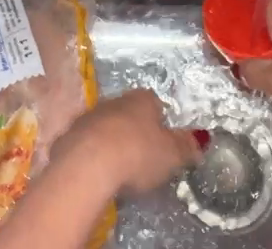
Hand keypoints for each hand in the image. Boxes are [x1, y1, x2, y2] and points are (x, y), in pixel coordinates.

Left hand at [50, 89, 202, 194]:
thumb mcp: (171, 154)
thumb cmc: (137, 153)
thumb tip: (202, 138)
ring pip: (105, 126)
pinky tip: (98, 172)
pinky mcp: (69, 137)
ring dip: (111, 141)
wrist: (87, 164)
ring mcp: (89, 117)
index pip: (154, 102)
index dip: (160, 120)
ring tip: (120, 166)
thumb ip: (187, 145)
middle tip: (143, 156)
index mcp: (142, 100)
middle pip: (128, 112)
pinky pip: (86, 143)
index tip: (164, 140)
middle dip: (134, 130)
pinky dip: (92, 154)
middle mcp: (114, 101)